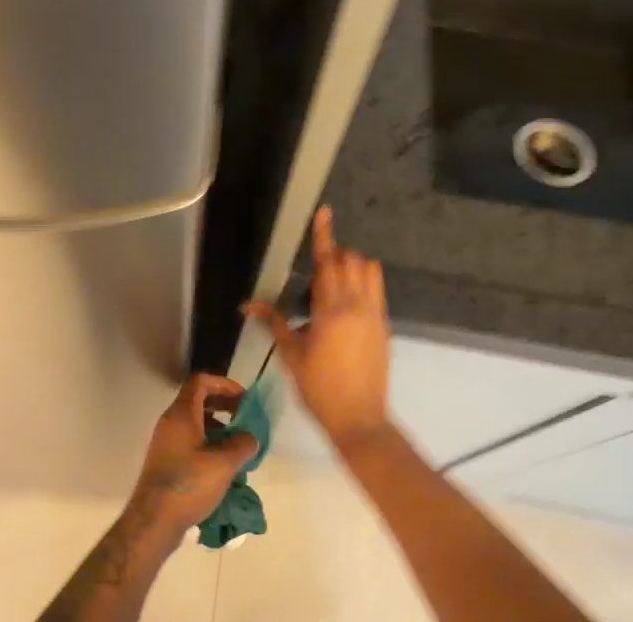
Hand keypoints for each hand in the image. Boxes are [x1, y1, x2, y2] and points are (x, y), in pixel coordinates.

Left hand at [125, 374, 259, 537]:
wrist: (153, 520)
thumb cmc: (189, 485)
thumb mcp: (224, 464)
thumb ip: (242, 445)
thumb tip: (249, 438)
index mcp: (182, 414)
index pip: (201, 381)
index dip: (224, 384)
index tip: (244, 399)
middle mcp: (170, 422)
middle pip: (198, 399)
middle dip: (223, 404)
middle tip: (244, 418)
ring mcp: (166, 441)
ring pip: (194, 422)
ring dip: (217, 426)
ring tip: (237, 443)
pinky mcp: (166, 460)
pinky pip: (189, 440)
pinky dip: (208, 442)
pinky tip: (222, 464)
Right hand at [245, 207, 390, 449]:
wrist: (360, 420)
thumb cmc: (319, 389)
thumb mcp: (291, 355)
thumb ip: (274, 323)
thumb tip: (248, 304)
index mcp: (331, 310)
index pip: (329, 261)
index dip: (325, 234)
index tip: (325, 212)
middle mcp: (358, 305)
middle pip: (352, 260)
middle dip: (336, 253)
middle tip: (317, 269)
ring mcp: (375, 315)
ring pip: (370, 271)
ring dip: (353, 265)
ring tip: (334, 282)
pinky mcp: (384, 327)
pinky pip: (377, 290)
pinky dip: (364, 283)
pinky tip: (346, 305)